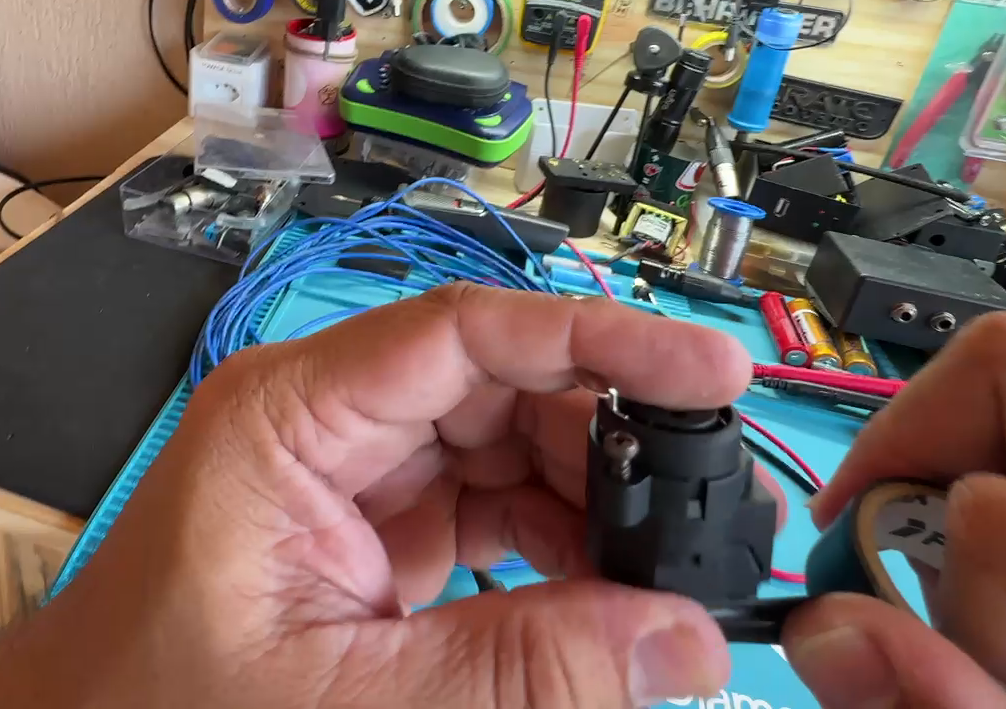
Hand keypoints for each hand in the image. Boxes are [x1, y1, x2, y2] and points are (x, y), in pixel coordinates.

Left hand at [0, 283, 760, 707]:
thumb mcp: (346, 704)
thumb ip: (521, 675)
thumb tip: (685, 640)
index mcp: (294, 411)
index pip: (463, 332)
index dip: (593, 336)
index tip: (706, 366)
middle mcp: (331, 410)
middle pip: (496, 379)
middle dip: (607, 425)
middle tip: (711, 489)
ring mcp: (356, 459)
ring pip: (502, 434)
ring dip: (587, 486)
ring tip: (665, 554)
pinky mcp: (377, 511)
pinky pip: (486, 494)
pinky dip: (553, 531)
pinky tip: (604, 583)